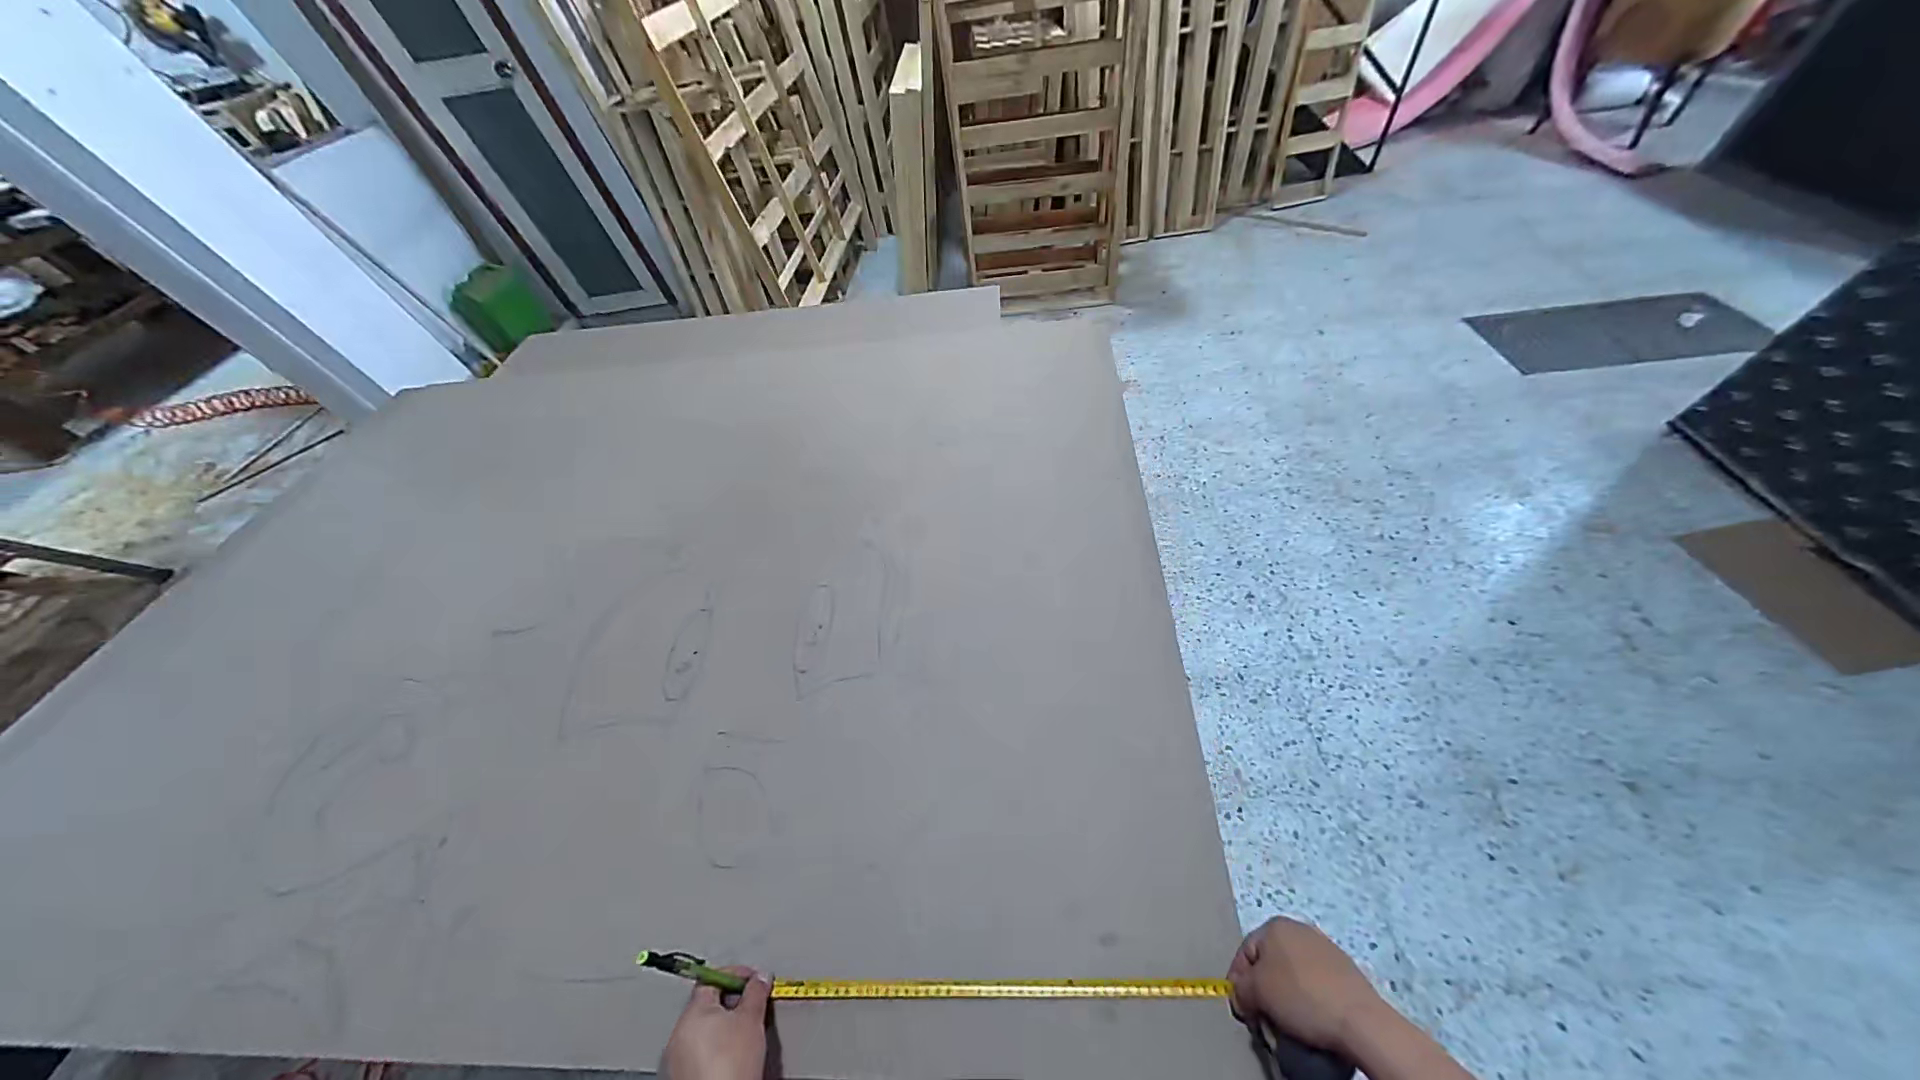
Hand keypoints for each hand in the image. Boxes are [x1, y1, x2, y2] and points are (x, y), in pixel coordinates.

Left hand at [661, 966, 772, 1079]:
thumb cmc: (731, 1067)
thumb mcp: (752, 1019)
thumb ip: (756, 991)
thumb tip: (760, 978)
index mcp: (692, 1012)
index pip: (713, 978)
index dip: (736, 975)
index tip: (753, 979)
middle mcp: (678, 1033)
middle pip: (708, 1003)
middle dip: (732, 1000)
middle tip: (752, 1004)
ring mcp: (677, 1058)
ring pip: (704, 1028)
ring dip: (724, 1024)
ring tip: (745, 1031)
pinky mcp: (682, 1077)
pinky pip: (700, 1050)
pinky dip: (716, 1045)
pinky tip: (733, 1054)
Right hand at [1226, 916, 1381, 1055]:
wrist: (1361, 1021)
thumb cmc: (1301, 997)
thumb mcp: (1256, 992)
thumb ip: (1239, 988)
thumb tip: (1241, 995)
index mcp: (1275, 925)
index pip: (1244, 953)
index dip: (1238, 983)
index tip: (1243, 1009)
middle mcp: (1299, 928)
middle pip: (1269, 962)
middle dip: (1262, 989)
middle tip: (1264, 1016)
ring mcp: (1325, 947)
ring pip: (1291, 972)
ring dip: (1284, 995)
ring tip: (1288, 1020)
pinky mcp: (1346, 969)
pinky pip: (1315, 982)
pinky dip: (1308, 997)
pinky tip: (1311, 1016)